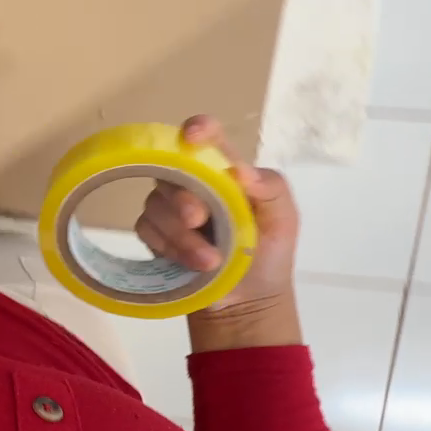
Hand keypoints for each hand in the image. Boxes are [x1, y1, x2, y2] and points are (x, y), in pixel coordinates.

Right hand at [134, 116, 302, 348]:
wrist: (246, 301)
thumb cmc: (267, 254)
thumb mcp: (284, 219)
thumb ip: (271, 188)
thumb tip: (239, 171)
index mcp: (223, 170)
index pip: (206, 137)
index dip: (197, 129)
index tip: (193, 137)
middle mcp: (190, 183)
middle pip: (170, 172)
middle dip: (183, 197)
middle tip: (199, 221)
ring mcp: (167, 208)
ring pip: (156, 205)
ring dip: (182, 235)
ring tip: (211, 261)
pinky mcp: (152, 233)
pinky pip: (146, 230)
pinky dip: (170, 248)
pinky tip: (192, 264)